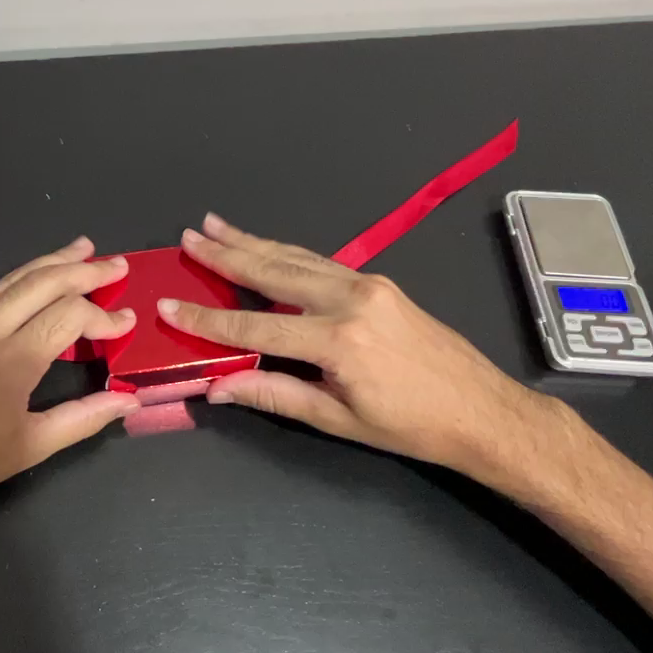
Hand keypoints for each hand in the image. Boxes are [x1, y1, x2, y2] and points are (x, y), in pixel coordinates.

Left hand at [0, 237, 140, 536]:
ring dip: (52, 263)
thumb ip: (84, 418)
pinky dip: (22, 279)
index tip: (127, 323)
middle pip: (42, 282)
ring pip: (13, 279)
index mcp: (10, 361)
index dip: (103, 317)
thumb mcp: (32, 447)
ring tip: (84, 251)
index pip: (69, 316)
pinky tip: (38, 277)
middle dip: (84, 271)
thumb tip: (130, 400)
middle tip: (118, 265)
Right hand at [158, 214, 576, 492]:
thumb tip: (216, 388)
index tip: (169, 306)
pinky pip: (320, 263)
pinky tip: (265, 246)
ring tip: (215, 226)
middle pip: (273, 272)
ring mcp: (369, 285)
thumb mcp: (338, 419)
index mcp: (338, 341)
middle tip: (189, 237)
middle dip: (226, 254)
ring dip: (252, 243)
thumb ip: (275, 395)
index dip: (206, 321)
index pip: (254, 328)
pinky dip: (285, 252)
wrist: (484, 412)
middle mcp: (351, 300)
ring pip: (296, 258)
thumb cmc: (411, 426)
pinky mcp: (379, 283)